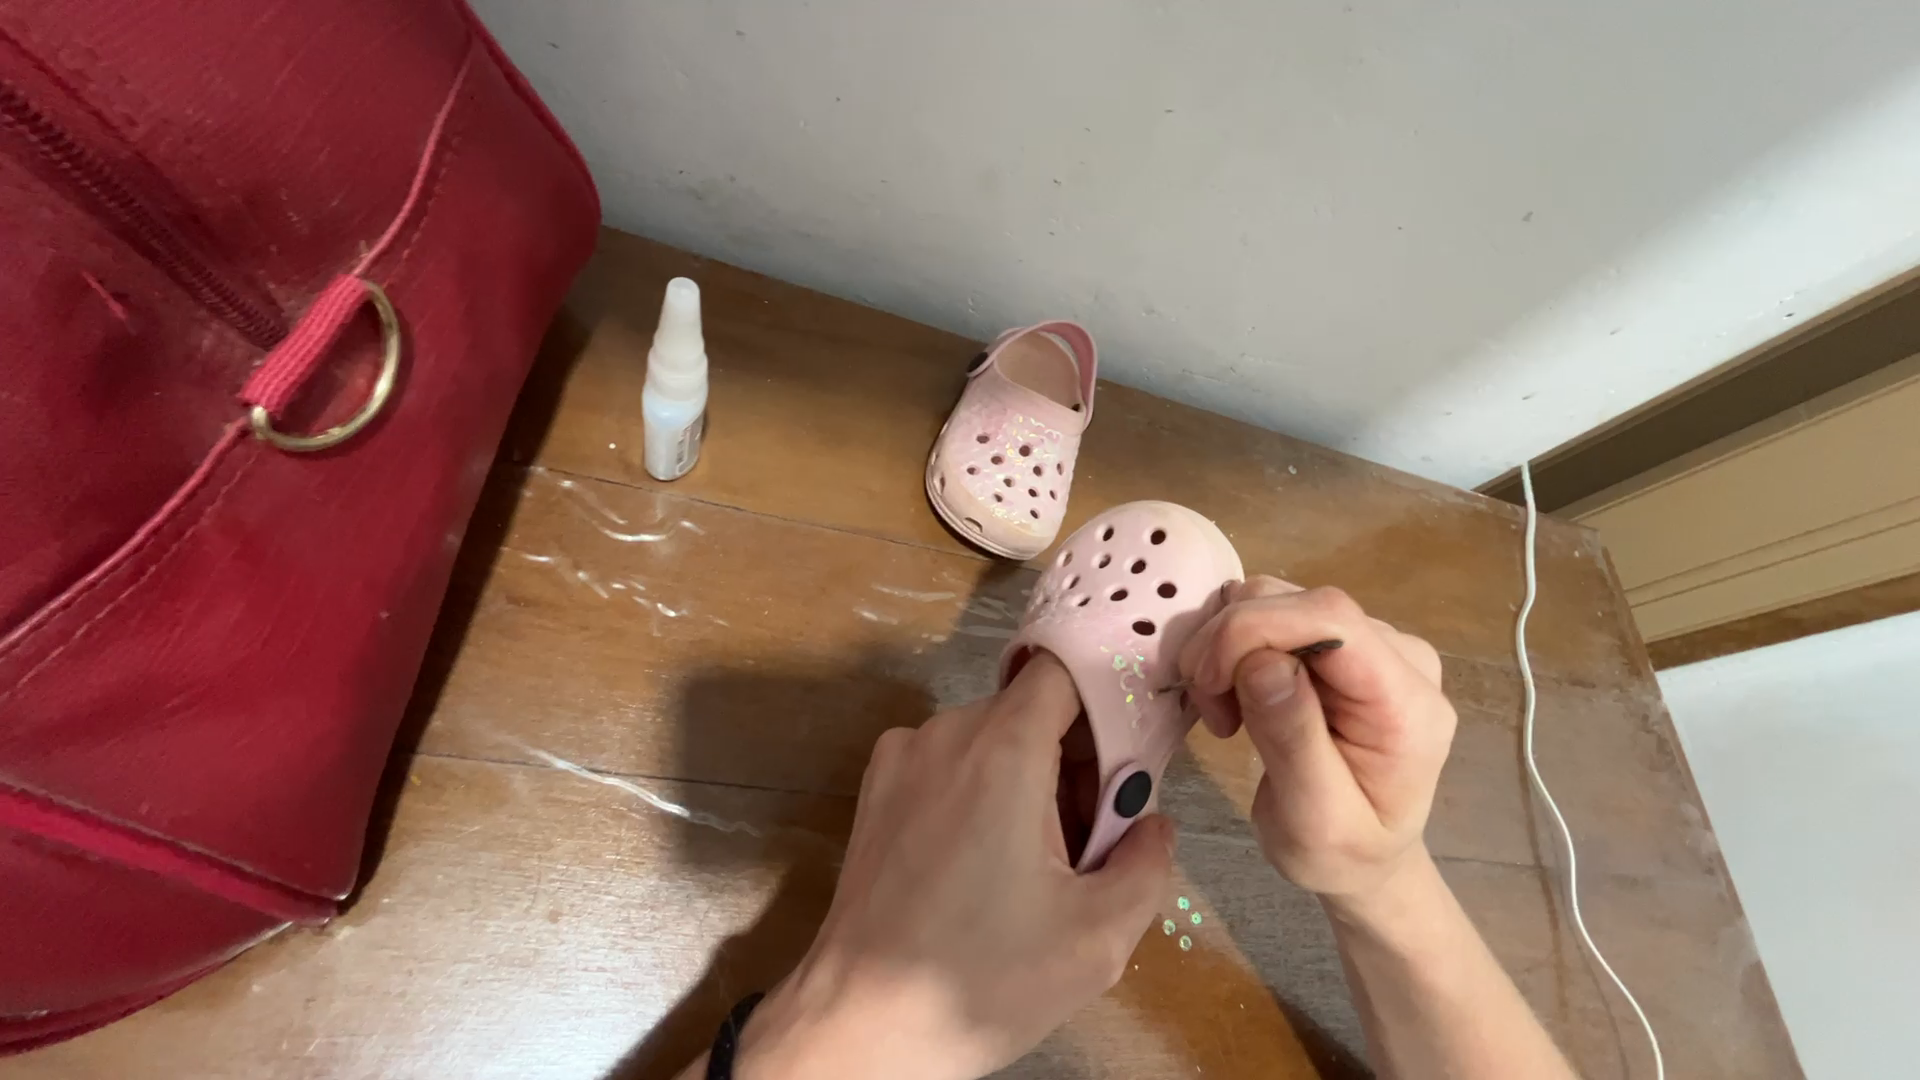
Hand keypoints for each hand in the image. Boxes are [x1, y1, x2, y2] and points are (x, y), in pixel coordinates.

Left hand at [736, 652, 1175, 1079]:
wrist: (860, 1025)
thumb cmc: (983, 977)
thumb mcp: (1096, 937)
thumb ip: (1147, 863)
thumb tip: (1153, 822)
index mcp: (1001, 749)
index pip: (1063, 671)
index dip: (1102, 703)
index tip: (1122, 762)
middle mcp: (946, 731)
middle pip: (1031, 711)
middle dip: (1072, 763)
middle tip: (1085, 843)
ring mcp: (902, 753)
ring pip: (991, 737)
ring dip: (1027, 779)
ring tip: (1032, 865)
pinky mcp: (876, 783)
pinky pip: (950, 760)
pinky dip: (979, 787)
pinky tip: (979, 861)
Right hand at [1178, 577, 1454, 908]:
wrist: (1362, 861)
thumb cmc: (1340, 853)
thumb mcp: (1314, 820)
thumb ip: (1294, 740)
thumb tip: (1262, 661)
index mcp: (1407, 701)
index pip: (1329, 616)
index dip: (1253, 629)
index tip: (1206, 681)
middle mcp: (1397, 653)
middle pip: (1292, 602)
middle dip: (1227, 645)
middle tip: (1210, 711)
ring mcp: (1366, 641)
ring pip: (1269, 599)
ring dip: (1223, 649)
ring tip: (1223, 711)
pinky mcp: (1332, 640)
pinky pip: (1264, 613)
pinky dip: (1229, 647)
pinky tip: (1232, 693)